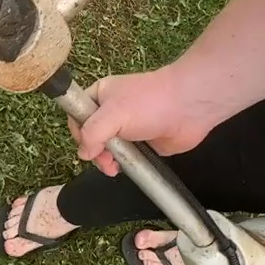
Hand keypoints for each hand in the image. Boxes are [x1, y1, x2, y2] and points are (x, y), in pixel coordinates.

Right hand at [66, 69, 220, 176]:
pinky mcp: (139, 144)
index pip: (76, 115)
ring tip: (113, 167)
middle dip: (92, 151)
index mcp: (98, 95)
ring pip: (104, 149)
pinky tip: (123, 169)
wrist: (189, 108)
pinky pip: (123, 157)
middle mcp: (109, 111)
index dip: (76, 131)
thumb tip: (83, 154)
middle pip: (88, 135)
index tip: (86, 143)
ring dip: (105, 161)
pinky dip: (120, 165)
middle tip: (103, 159)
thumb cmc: (149, 103)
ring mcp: (125, 129)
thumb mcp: (113, 113)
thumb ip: (92, 133)